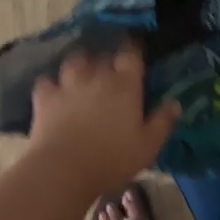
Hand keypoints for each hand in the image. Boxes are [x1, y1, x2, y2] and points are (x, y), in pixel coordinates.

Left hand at [28, 40, 180, 194]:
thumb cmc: (111, 159)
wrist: (63, 170)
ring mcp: (68, 85)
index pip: (131, 54)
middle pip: (103, 56)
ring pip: (74, 61)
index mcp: (125, 85)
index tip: (135, 51)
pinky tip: (53, 91)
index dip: (133, 49)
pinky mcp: (45, 98)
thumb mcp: (147, 146)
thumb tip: (175, 103)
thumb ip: (162, 122)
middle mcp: (97, 77)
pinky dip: (51, 84)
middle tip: (111, 71)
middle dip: (108, 60)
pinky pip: (46, 81)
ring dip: (80, 64)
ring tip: (82, 73)